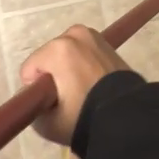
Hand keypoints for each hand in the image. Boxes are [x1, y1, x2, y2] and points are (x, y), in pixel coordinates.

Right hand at [19, 25, 130, 145]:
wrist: (129, 117)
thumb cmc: (84, 117)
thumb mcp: (47, 123)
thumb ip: (30, 107)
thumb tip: (34, 97)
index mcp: (58, 49)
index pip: (29, 69)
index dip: (35, 90)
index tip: (51, 104)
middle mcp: (74, 34)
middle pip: (48, 59)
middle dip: (52, 76)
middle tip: (67, 100)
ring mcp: (93, 36)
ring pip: (66, 55)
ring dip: (67, 70)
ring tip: (81, 93)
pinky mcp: (107, 43)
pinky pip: (83, 54)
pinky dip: (82, 66)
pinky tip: (92, 85)